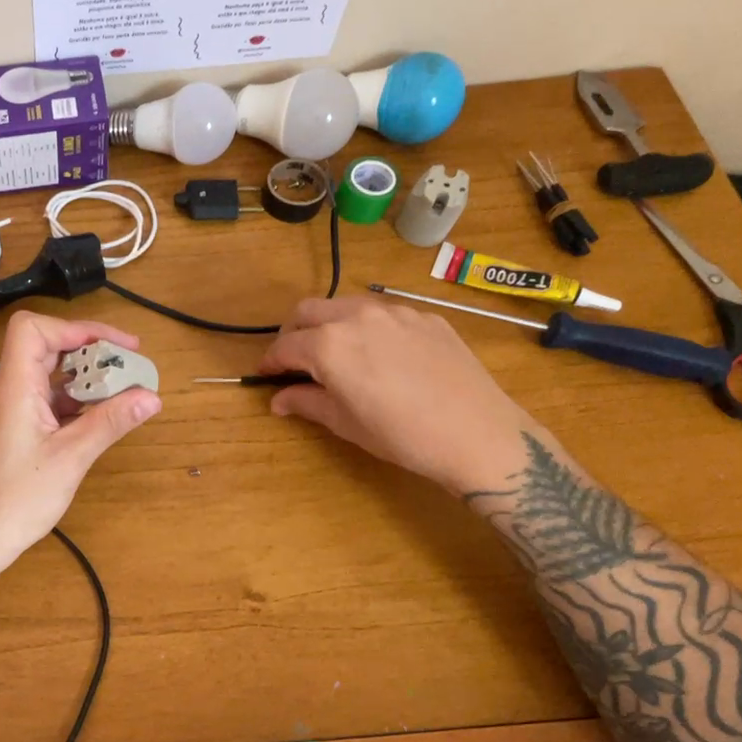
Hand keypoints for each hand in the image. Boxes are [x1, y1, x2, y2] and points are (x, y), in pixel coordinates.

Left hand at [0, 311, 161, 561]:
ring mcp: (12, 410)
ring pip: (49, 374)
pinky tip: (102, 417)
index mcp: (14, 387)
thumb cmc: (19, 498)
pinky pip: (48, 399)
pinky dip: (75, 401)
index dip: (73, 328)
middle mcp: (9, 390)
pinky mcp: (17, 428)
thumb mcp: (71, 458)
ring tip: (124, 390)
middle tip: (129, 363)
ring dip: (85, 377)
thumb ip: (110, 422)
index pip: (32, 328)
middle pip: (45, 346)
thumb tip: (151, 396)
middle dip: (89, 349)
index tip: (111, 347)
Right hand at [258, 296, 540, 493]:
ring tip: (336, 355)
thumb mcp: (345, 423)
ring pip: (346, 306)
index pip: (285, 345)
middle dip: (294, 333)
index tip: (265, 376)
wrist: (476, 433)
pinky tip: (380, 357)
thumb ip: (306, 402)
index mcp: (329, 344)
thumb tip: (279, 399)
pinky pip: (383, 314)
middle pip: (308, 311)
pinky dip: (367, 328)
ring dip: (329, 325)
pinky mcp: (425, 317)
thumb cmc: (400, 435)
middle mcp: (357, 317)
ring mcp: (395, 312)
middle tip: (295, 361)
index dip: (270, 362)